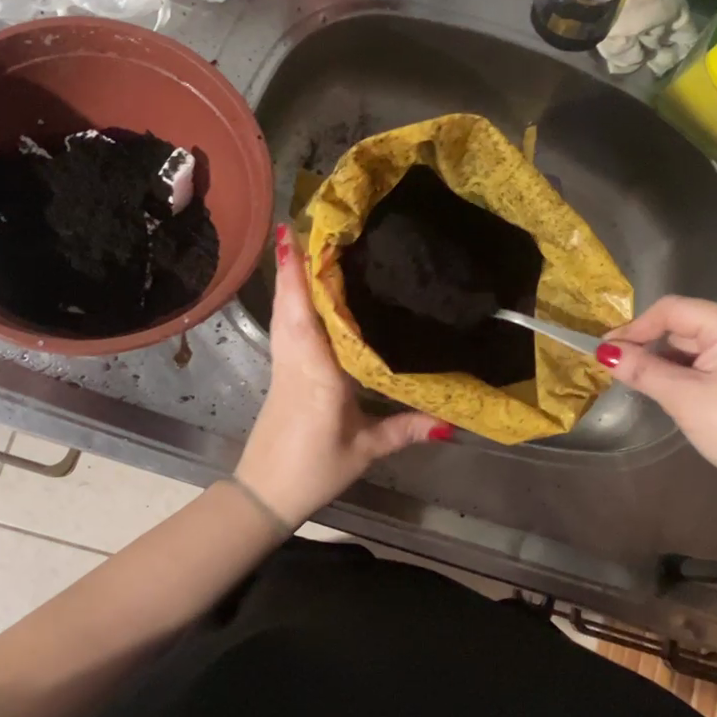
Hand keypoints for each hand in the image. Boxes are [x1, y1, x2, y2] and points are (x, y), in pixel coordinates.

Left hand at [234, 225, 450, 522]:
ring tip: (305, 242)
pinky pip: (284, 326)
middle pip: (290, 302)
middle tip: (311, 221)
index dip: (303, 273)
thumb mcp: (365, 450)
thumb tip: (453, 423)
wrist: (263, 495)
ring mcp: (283, 364)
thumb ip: (405, 429)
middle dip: (296, 261)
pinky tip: (301, 288)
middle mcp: (296, 359)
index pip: (309, 314)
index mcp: (317, 372)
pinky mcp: (280, 373)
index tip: (304, 233)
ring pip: (283, 311)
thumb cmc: (313, 470)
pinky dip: (289, 299)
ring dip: (290, 276)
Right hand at [596, 296, 716, 490]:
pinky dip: (688, 375)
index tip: (604, 351)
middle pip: (684, 325)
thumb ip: (642, 370)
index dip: (634, 328)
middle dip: (650, 346)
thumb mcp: (684, 398)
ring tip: (640, 384)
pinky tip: (673, 395)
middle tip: (618, 370)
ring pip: (697, 347)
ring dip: (668, 363)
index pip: (671, 310)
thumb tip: (604, 352)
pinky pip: (713, 363)